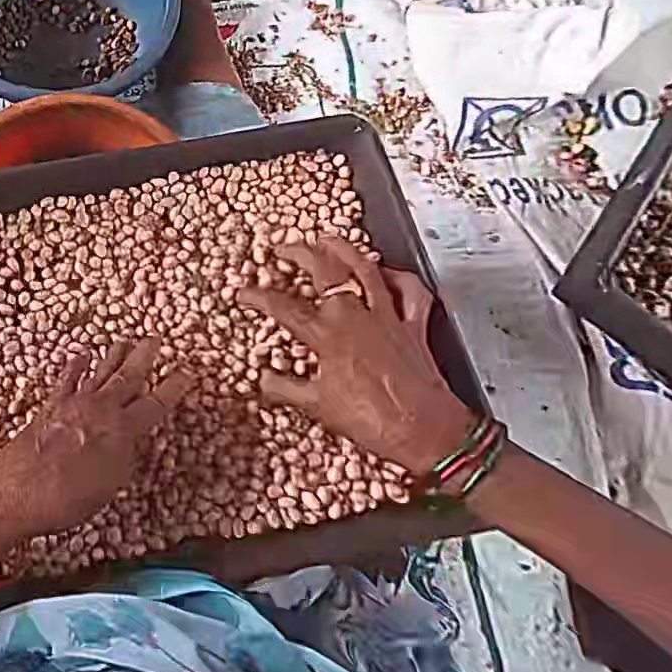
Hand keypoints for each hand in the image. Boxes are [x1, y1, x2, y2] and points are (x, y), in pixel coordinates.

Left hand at [0, 339, 191, 568]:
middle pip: (127, 378)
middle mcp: (99, 411)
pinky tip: (82, 356)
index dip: (173, 388)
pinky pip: (67, 381)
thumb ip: (125, 457)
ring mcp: (72, 405)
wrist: (17, 491)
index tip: (187, 371)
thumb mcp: (110, 485)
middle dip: (143, 358)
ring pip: (99, 373)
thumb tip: (131, 439)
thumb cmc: (68, 499)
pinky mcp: (50, 407)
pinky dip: (76, 367)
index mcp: (120, 431)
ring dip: (113, 356)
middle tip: (155, 339)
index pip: (155, 405)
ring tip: (125, 341)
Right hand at [236, 236, 475, 474]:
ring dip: (346, 250)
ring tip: (330, 238)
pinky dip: (400, 278)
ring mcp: (388, 318)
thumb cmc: (372, 421)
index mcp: (328, 336)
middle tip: (285, 248)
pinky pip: (412, 293)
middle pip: (326, 273)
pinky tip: (388, 271)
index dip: (259, 297)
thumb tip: (263, 379)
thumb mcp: (317, 407)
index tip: (244, 293)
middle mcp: (356, 318)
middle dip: (301, 254)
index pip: (284, 308)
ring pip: (367, 271)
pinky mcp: (414, 327)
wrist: (428, 433)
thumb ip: (284, 388)